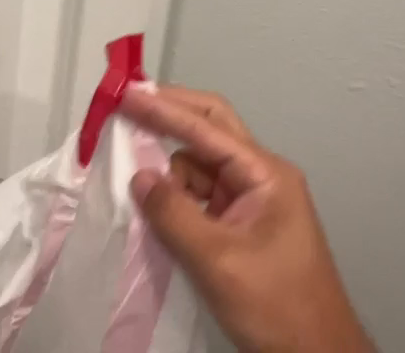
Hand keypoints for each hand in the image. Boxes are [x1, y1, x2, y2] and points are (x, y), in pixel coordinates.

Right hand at [122, 87, 371, 352]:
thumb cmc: (280, 310)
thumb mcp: (219, 262)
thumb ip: (173, 214)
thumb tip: (138, 177)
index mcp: (266, 175)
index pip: (205, 127)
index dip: (162, 108)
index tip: (124, 94)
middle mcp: (260, 177)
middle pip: (208, 128)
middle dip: (168, 117)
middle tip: (127, 107)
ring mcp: (251, 200)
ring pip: (198, 164)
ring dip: (170, 170)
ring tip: (143, 190)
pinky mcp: (240, 224)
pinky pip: (199, 193)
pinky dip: (175, 195)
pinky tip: (157, 209)